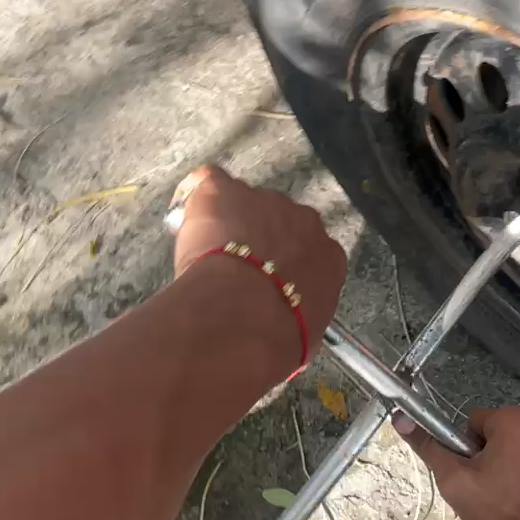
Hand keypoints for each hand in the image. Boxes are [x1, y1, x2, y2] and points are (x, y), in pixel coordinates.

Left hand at [171, 164, 346, 361]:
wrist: (243, 318)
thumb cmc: (279, 337)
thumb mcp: (307, 334)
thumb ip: (303, 316)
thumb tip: (293, 329)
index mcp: (329, 256)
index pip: (311, 250)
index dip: (288, 263)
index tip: (271, 278)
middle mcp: (305, 220)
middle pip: (284, 221)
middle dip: (264, 238)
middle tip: (240, 266)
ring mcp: (266, 200)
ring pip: (248, 202)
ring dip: (233, 221)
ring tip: (210, 250)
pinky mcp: (225, 190)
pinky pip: (212, 181)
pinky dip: (201, 196)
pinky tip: (189, 217)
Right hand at [400, 406, 519, 519]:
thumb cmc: (502, 513)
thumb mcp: (457, 483)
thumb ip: (430, 449)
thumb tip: (403, 421)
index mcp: (514, 419)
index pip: (475, 423)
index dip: (468, 450)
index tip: (475, 476)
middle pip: (502, 432)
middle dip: (494, 455)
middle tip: (493, 490)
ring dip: (516, 462)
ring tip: (514, 497)